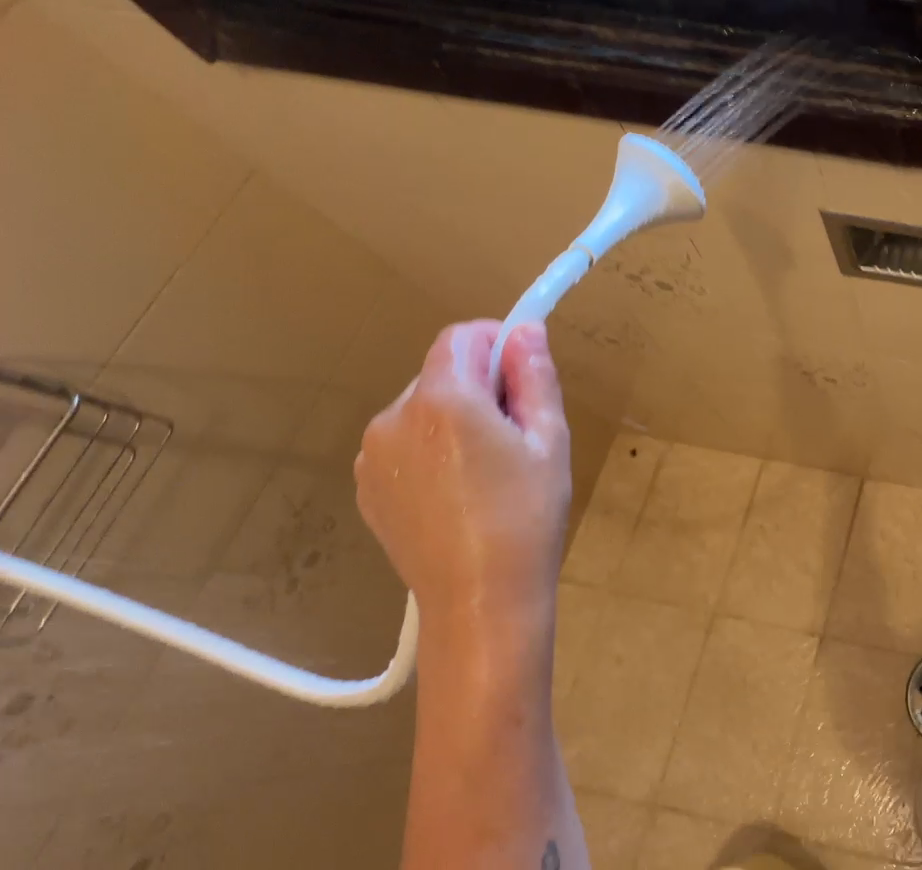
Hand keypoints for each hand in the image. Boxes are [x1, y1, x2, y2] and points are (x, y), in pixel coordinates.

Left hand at [355, 320, 571, 625]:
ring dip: (455, 418)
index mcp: (444, 399)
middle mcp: (395, 417)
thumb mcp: (549, 440)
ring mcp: (373, 454)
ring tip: (489, 471)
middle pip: (442, 373)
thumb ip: (535, 377)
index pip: (461, 337)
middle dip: (480, 387)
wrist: (480, 597)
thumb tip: (525, 330)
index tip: (527, 373)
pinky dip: (433, 450)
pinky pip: (405, 445)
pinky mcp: (366, 486)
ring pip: (422, 409)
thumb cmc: (528, 515)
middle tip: (518, 435)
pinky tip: (460, 493)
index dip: (497, 341)